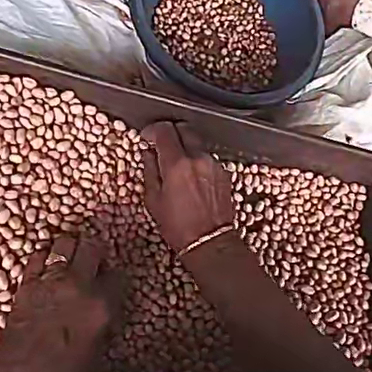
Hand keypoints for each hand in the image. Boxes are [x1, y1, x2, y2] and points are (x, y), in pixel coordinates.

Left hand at [0, 234, 123, 371]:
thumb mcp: (97, 359)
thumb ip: (104, 327)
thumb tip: (103, 316)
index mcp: (102, 308)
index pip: (119, 277)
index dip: (118, 281)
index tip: (115, 285)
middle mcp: (77, 288)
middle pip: (93, 247)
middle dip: (97, 251)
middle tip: (97, 261)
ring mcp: (48, 284)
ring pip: (64, 243)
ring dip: (71, 247)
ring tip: (74, 257)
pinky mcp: (24, 287)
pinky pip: (38, 256)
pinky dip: (45, 255)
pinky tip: (49, 264)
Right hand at [140, 122, 235, 255]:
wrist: (210, 242)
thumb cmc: (179, 227)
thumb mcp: (154, 200)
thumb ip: (150, 170)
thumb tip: (148, 153)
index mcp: (177, 165)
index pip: (165, 131)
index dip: (153, 130)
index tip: (147, 137)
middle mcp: (198, 159)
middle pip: (184, 129)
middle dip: (171, 133)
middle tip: (161, 145)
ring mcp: (213, 165)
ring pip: (197, 144)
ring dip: (185, 148)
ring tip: (176, 166)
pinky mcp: (223, 173)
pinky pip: (207, 158)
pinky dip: (197, 161)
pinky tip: (191, 177)